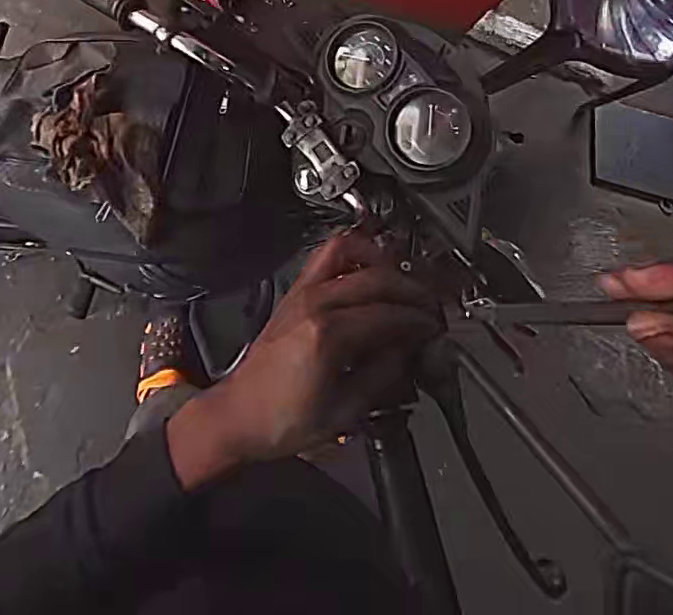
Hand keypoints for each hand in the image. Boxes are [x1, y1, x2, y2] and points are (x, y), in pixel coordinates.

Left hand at [167, 230, 440, 488]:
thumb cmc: (282, 420)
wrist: (239, 414)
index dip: (418, 321)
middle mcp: (314, 304)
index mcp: (327, 336)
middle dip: (411, 291)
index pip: (388, 315)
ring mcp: (302, 292)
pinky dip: (352, 253)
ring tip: (402, 281)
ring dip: (383, 262)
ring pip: (350, 252)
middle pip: (377, 279)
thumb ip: (382, 375)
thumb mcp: (344, 412)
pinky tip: (368, 267)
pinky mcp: (295, 291)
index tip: (433, 329)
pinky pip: (326, 255)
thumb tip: (409, 350)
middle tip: (428, 308)